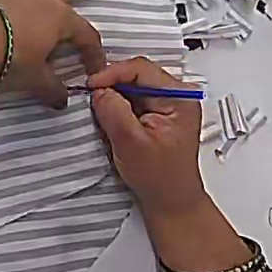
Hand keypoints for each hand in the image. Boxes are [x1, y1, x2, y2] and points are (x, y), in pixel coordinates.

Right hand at [85, 56, 207, 216]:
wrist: (170, 201)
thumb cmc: (161, 179)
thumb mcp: (131, 143)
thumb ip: (114, 111)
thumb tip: (99, 90)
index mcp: (180, 98)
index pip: (140, 69)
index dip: (112, 74)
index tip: (91, 85)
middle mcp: (177, 96)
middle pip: (135, 75)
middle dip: (111, 87)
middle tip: (92, 100)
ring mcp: (167, 104)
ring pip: (131, 87)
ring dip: (114, 99)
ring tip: (104, 118)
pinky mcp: (157, 113)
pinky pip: (131, 100)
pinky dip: (118, 109)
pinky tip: (113, 125)